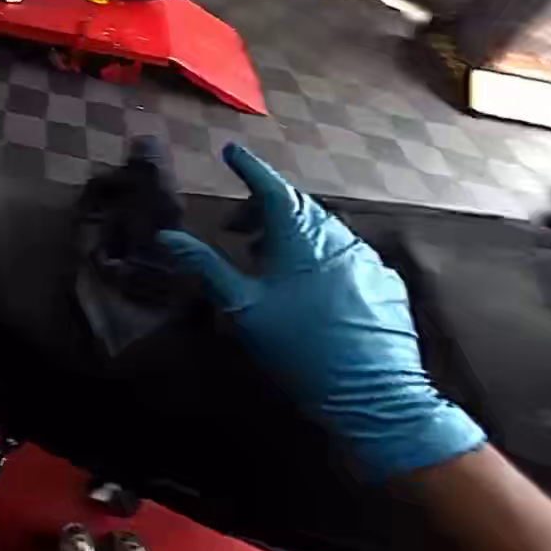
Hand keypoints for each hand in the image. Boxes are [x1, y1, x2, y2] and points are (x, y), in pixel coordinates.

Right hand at [158, 144, 485, 478]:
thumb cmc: (300, 346)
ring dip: (287, 230)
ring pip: (320, 227)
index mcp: (302, 238)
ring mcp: (366, 260)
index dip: (249, 168)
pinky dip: (316, 250)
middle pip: (295, 206)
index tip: (231, 152)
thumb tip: (167, 236)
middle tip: (235, 227)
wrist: (378, 399)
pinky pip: (343, 250)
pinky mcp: (384, 283)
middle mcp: (337, 238)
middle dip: (262, 207)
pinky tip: (304, 280)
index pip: (272, 188)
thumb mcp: (243, 306)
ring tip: (263, 256)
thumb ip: (206, 265)